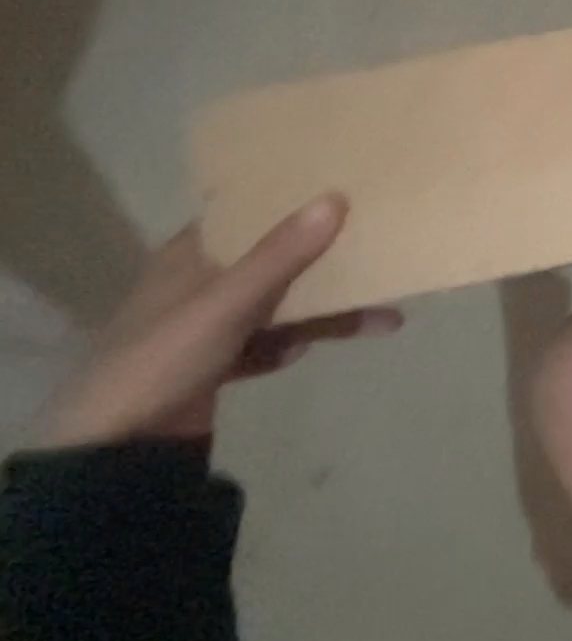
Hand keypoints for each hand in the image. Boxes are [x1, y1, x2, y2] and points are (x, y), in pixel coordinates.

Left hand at [32, 193, 401, 448]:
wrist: (118, 449)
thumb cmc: (163, 360)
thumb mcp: (226, 304)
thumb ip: (280, 255)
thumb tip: (335, 198)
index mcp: (186, 260)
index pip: (241, 216)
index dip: (286, 202)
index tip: (340, 192)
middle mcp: (199, 286)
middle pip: (273, 260)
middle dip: (326, 260)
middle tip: (377, 250)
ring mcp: (209, 327)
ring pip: (282, 304)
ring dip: (328, 311)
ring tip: (384, 319)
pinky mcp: (219, 362)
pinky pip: (272, 341)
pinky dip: (294, 343)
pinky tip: (303, 352)